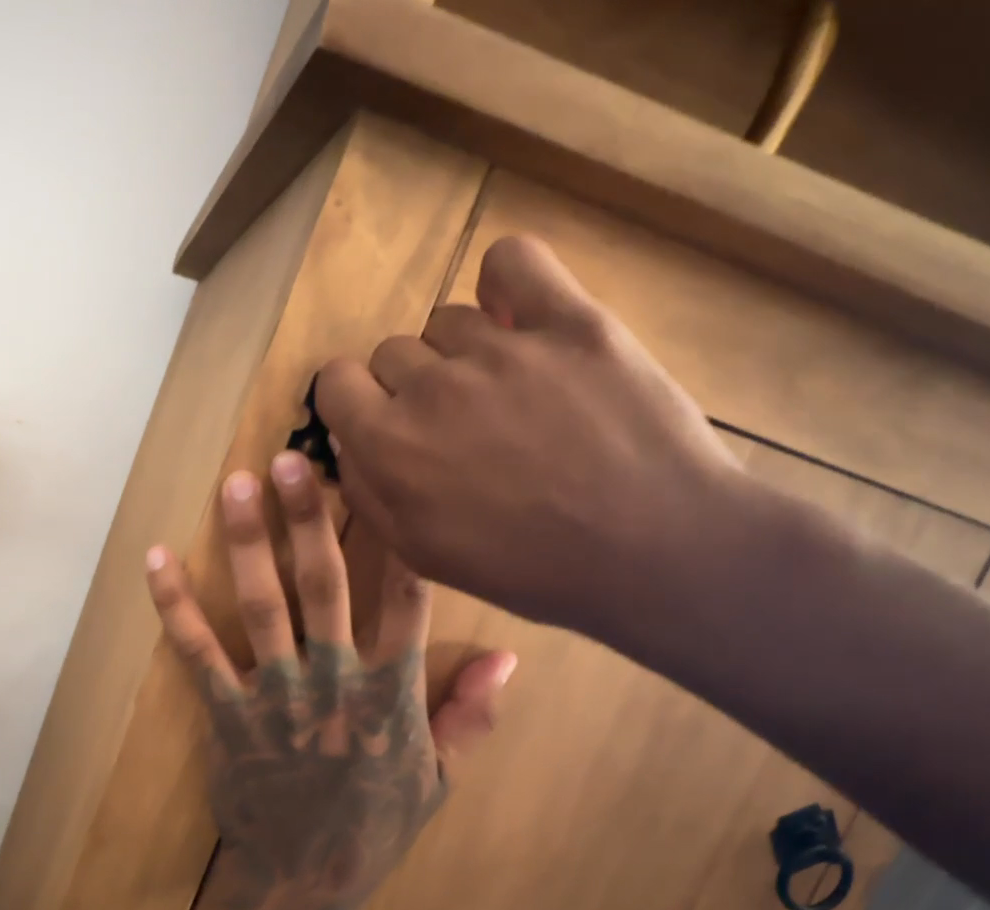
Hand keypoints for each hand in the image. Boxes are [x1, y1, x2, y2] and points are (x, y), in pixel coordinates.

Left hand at [144, 450, 514, 909]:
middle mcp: (334, 684)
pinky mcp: (227, 716)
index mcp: (392, 695)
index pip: (405, 603)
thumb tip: (511, 655)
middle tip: (292, 459)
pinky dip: (175, 606)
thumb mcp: (439, 779)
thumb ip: (471, 716)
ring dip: (247, 545)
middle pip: (325, 588)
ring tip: (234, 486)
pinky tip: (156, 558)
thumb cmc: (373, 827)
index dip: (395, 536)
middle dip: (309, 521)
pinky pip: (198, 653)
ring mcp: (277, 698)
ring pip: (262, 609)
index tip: (384, 478)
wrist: (303, 885)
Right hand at [318, 235, 746, 636]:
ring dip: (462, 351)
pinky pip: (512, 261)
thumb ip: (366, 490)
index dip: (356, 402)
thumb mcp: (422, 553)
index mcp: (388, 445)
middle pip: (391, 351)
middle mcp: (431, 386)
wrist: (656, 553)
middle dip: (412, 386)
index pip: (334, 380)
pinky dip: (506, 280)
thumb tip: (346, 437)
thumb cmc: (531, 569)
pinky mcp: (570, 321)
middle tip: (460, 425)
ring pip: (448, 319)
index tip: (385, 423)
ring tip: (509, 389)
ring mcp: (502, 348)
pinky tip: (519, 314)